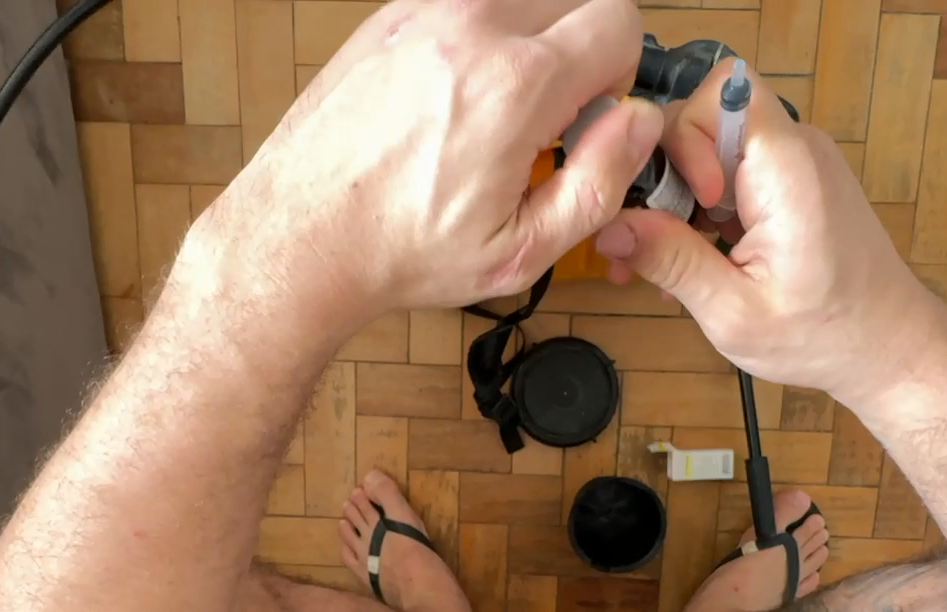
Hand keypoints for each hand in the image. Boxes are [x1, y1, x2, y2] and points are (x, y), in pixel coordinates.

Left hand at [187, 0, 661, 322]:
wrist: (308, 235)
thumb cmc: (403, 251)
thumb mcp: (520, 251)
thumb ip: (598, 184)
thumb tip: (638, 125)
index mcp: (516, 84)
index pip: (618, 24)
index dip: (618, 80)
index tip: (589, 124)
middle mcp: (471, 26)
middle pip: (572, 1)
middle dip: (576, 61)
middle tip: (541, 130)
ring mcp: (424, 12)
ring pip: (518, 4)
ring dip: (525, 53)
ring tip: (490, 126)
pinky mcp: (391, 19)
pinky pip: (463, 13)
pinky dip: (474, 51)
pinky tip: (448, 114)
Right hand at [591, 58, 943, 402]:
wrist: (883, 345)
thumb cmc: (820, 335)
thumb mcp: (732, 311)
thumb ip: (671, 262)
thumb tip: (609, 229)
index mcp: (785, 171)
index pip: (718, 97)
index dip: (681, 142)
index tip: (685, 208)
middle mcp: (793, 152)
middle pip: (704, 124)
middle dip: (663, 182)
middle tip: (643, 248)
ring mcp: (791, 168)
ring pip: (709, 156)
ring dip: (675, 208)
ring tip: (660, 271)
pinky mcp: (787, 189)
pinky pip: (728, 182)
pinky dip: (699, 219)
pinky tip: (688, 268)